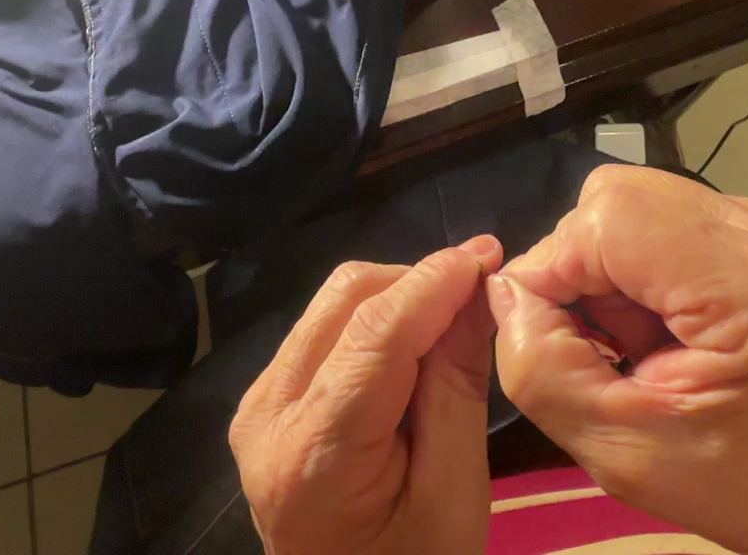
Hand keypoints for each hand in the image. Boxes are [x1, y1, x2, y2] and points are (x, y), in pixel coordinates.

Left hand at [230, 236, 502, 554]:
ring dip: (399, 293)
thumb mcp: (454, 495)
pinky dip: (378, 315)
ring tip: (451, 318)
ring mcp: (259, 397)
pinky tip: (414, 340)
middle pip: (348, 299)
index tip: (488, 253)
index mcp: (312, 453)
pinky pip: (326, 324)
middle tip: (478, 292)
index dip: (434, 282)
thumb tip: (479, 290)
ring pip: (335, 300)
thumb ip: (458, 386)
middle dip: (418, 282)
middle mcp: (266, 410)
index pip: (376, 334)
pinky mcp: (266, 391)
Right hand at [487, 165, 747, 553]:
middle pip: (615, 196)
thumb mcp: (619, 452)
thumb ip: (541, 368)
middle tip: (603, 339)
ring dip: (604, 259)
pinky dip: (632, 255)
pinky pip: (654, 208)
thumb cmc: (739, 478)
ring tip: (639, 330)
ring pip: (627, 197)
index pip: (609, 220)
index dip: (555, 266)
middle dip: (579, 263)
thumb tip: (506, 286)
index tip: (551, 333)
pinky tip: (663, 311)